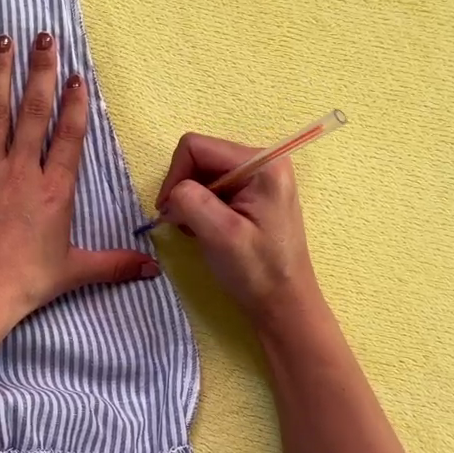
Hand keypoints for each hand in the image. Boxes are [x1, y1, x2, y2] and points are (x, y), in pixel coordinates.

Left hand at [0, 32, 158, 328]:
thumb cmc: (25, 284)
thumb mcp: (75, 271)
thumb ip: (115, 263)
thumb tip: (154, 270)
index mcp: (54, 190)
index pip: (69, 136)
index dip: (75, 104)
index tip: (78, 75)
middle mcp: (21, 171)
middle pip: (34, 112)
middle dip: (42, 71)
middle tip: (44, 37)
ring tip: (1, 41)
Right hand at [154, 132, 320, 324]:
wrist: (283, 305)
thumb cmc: (257, 271)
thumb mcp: (221, 235)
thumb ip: (191, 201)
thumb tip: (172, 193)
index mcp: (262, 164)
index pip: (196, 147)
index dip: (175, 176)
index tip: (170, 211)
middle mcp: (262, 162)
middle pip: (199, 158)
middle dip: (183, 189)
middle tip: (184, 224)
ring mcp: (257, 179)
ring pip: (201, 174)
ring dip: (190, 201)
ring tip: (198, 230)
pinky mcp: (250, 195)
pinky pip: (211, 188)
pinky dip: (199, 208)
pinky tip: (206, 230)